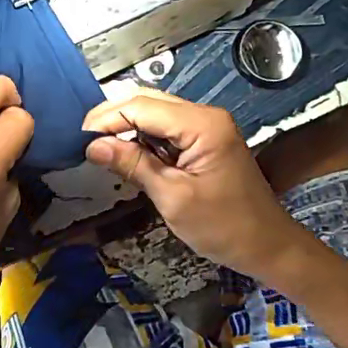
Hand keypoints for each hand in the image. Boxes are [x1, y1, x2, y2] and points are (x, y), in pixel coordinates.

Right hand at [83, 89, 311, 276]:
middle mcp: (204, 115)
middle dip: (113, 118)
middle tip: (84, 141)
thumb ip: (133, 165)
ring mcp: (206, 126)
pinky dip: (143, 138)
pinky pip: (166, 129)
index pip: (142, 107)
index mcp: (201, 124)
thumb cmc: (223, 226)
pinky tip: (125, 152)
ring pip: (155, 113)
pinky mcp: (205, 140)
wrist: (268, 245)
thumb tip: (93, 146)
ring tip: (98, 147)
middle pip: (147, 102)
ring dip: (126, 127)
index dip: (107, 119)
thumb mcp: (172, 197)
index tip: (79, 139)